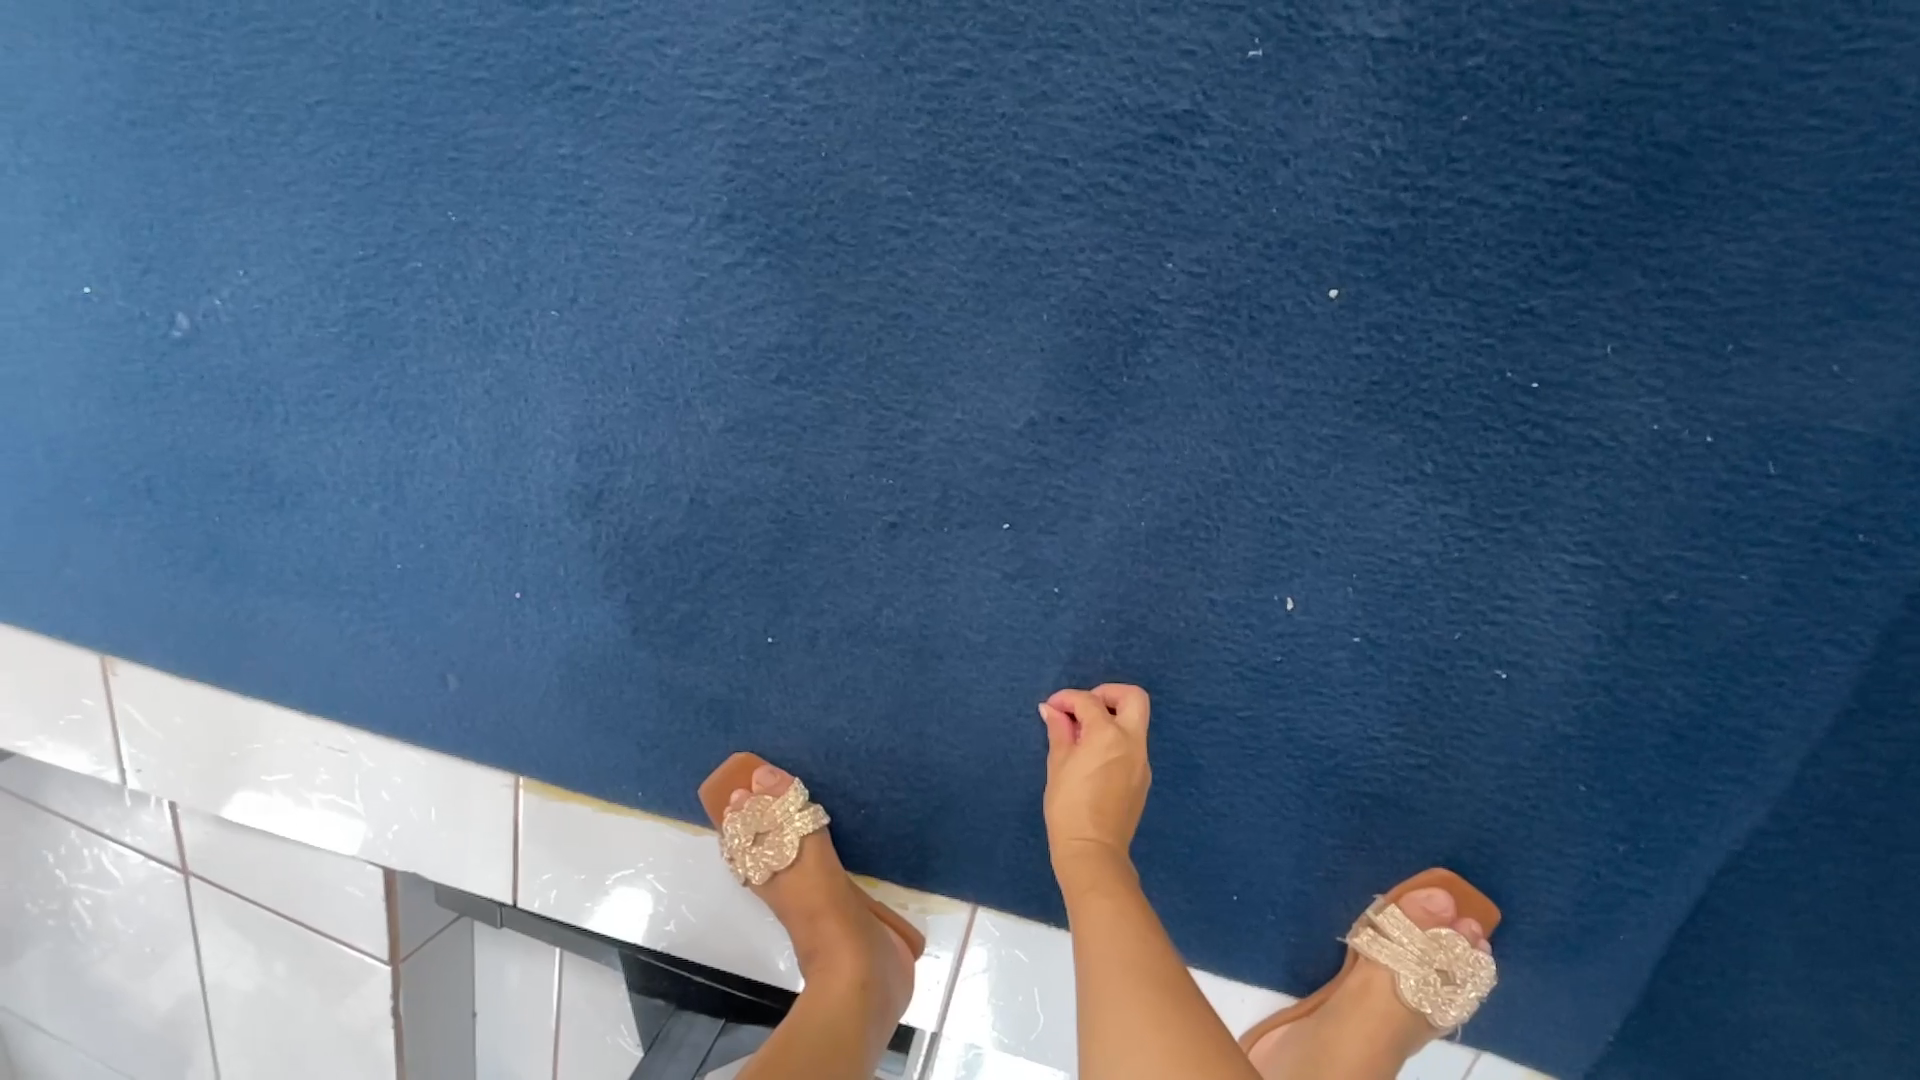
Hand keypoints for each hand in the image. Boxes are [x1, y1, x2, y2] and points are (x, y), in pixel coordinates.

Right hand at [1039, 684, 1152, 886]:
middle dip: (1107, 693)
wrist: (1092, 850)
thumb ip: (1059, 731)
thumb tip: (1052, 710)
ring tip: (1082, 735)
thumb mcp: (1057, 764)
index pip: (1089, 701)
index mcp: (1109, 735)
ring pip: (1135, 722)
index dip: (1067, 698)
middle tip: (1083, 707)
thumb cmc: (1068, 806)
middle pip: (1133, 697)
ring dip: (1111, 717)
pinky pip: (1132, 746)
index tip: (1052, 708)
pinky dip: (1115, 740)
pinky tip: (1093, 757)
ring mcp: (1142, 761)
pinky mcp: (1142, 778)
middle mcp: (1132, 742)